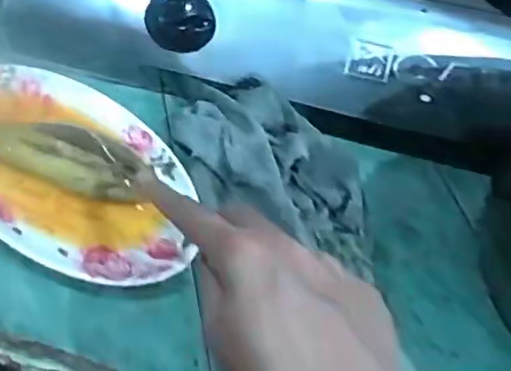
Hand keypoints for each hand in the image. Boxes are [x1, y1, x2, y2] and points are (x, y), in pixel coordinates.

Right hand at [139, 174, 401, 370]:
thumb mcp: (219, 334)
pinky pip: (325, 274)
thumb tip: (212, 263)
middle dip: (225, 229)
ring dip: (271, 261)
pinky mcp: (365, 291)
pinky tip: (318, 323)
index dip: (165, 196)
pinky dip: (310, 287)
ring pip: (286, 246)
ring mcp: (330, 265)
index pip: (193, 214)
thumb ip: (211, 285)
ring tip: (278, 304)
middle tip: (219, 260)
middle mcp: (286, 245)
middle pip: (242, 217)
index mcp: (243, 253)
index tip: (145, 177)